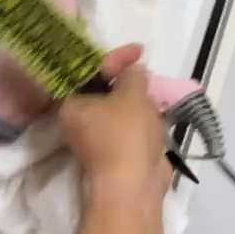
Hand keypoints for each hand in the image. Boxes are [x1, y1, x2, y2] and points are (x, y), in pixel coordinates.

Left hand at [59, 44, 172, 202]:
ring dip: (140, 99)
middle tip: (148, 71)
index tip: (140, 50)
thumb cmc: (126, 134)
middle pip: (106, 89)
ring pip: (121, 108)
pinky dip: (146, 117)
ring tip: (158, 93)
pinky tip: (161, 112)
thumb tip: (135, 72)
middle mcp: (82, 119)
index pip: (91, 70)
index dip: (117, 57)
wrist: (134, 183)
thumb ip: (133, 77)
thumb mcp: (131, 95)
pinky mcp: (120, 149)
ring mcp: (101, 136)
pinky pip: (133, 124)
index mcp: (74, 103)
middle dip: (129, 79)